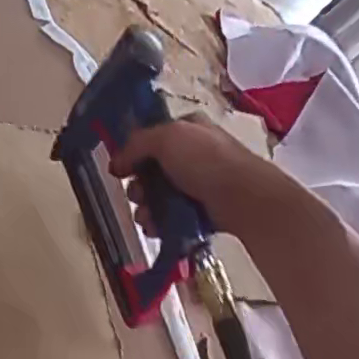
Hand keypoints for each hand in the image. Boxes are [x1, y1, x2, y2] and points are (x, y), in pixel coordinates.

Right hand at [108, 115, 293, 240]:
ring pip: (159, 198)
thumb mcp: (167, 139)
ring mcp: (197, 185)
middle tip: (138, 196)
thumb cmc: (206, 161)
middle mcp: (192, 155)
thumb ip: (136, 145)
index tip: (120, 169)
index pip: (151, 138)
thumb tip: (116, 163)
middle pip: (151, 172)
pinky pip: (171, 218)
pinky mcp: (199, 211)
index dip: (132, 153)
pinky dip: (160, 224)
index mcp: (186, 129)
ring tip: (147, 218)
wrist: (242, 198)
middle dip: (138, 187)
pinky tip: (156, 229)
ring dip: (146, 209)